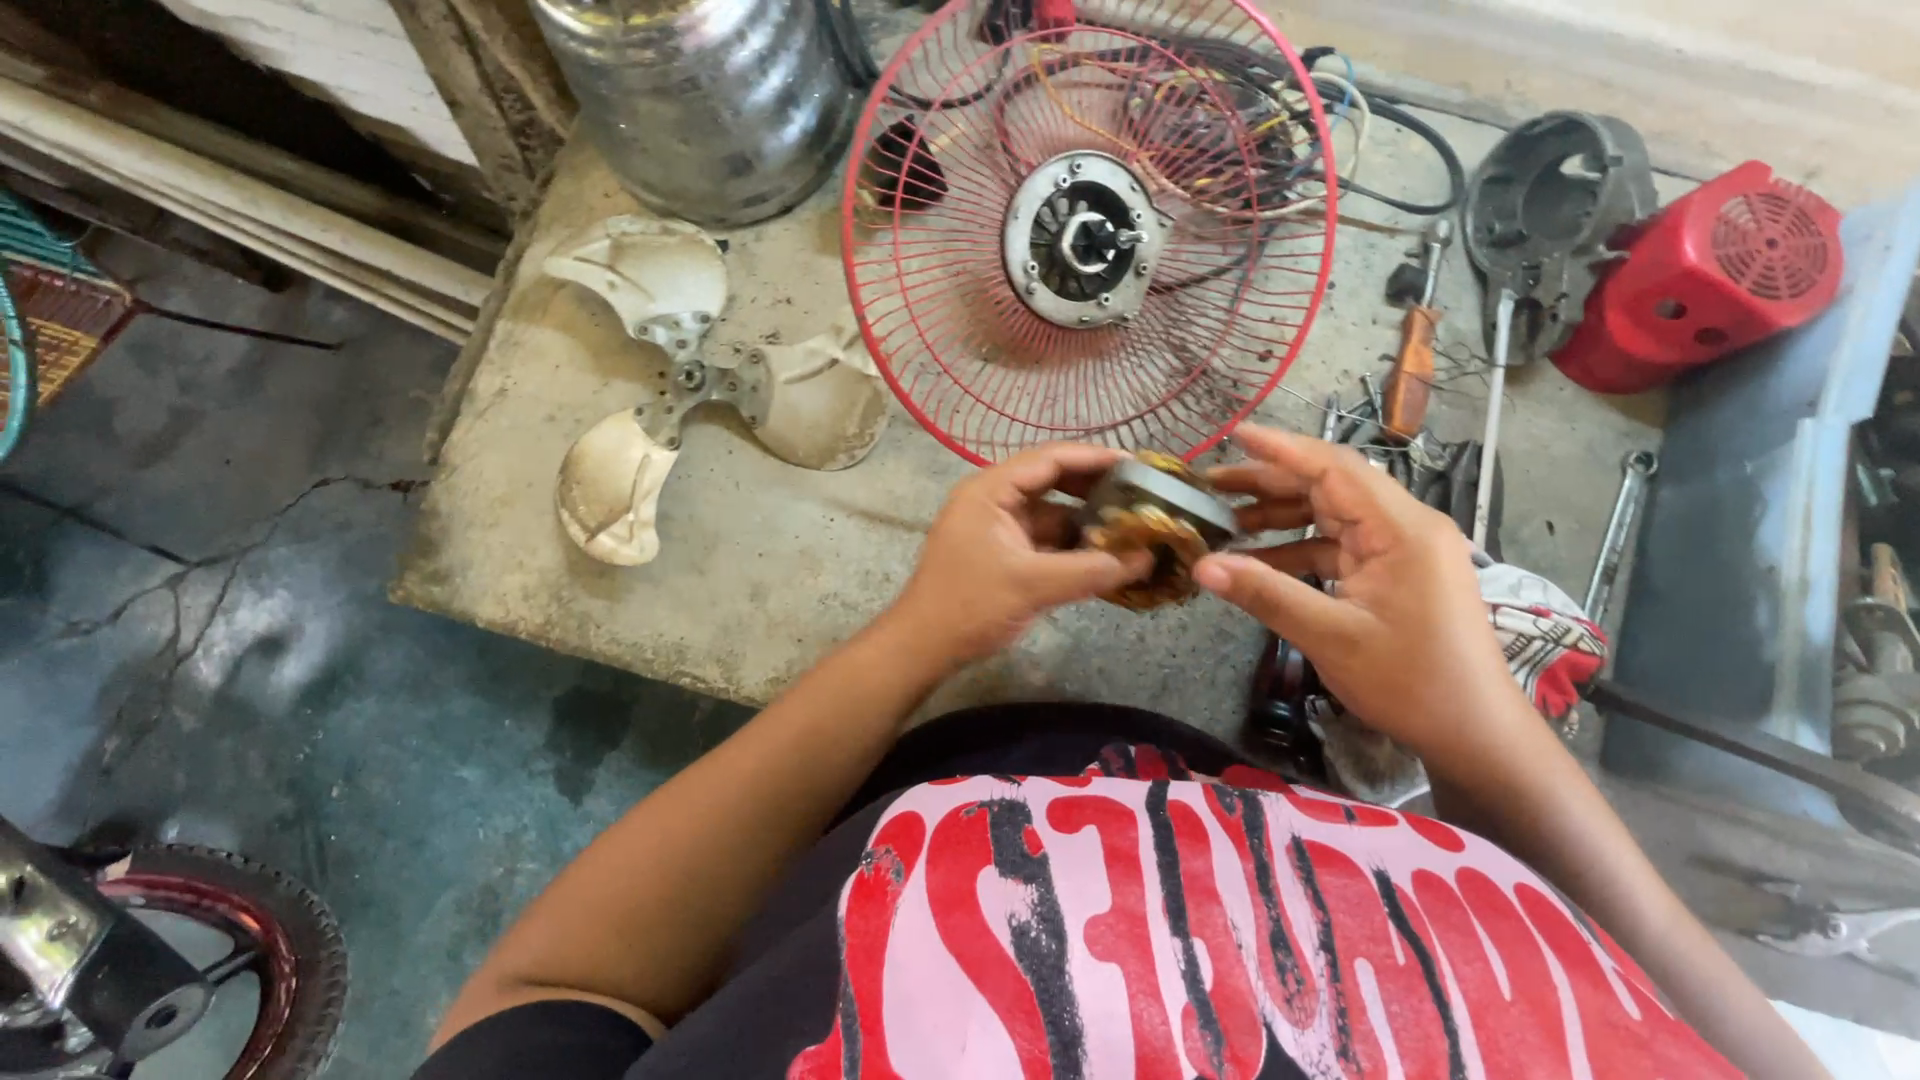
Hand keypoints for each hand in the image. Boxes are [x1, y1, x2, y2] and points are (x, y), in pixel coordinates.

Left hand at [886, 444, 1151, 667]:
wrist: (923, 646)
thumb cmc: (969, 606)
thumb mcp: (1033, 586)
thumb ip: (1091, 570)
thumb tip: (1146, 559)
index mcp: (990, 490)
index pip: (1049, 459)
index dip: (1094, 458)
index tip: (1136, 464)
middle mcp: (993, 499)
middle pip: (1052, 481)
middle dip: (1095, 489)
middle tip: (1141, 494)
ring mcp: (997, 527)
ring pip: (1052, 513)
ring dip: (1087, 521)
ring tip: (1133, 526)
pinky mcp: (1003, 553)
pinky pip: (1045, 540)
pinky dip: (1073, 546)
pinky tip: (1106, 555)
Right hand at [1193, 425, 1521, 754]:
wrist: (1474, 732)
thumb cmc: (1410, 681)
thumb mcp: (1330, 636)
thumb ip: (1265, 594)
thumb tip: (1202, 567)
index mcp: (1402, 529)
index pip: (1334, 468)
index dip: (1281, 448)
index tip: (1234, 434)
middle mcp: (1405, 528)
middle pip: (1329, 487)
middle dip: (1269, 483)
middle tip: (1212, 486)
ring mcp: (1403, 551)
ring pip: (1331, 517)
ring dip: (1280, 518)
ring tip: (1224, 522)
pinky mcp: (1395, 575)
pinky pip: (1338, 548)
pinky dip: (1297, 551)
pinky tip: (1257, 564)